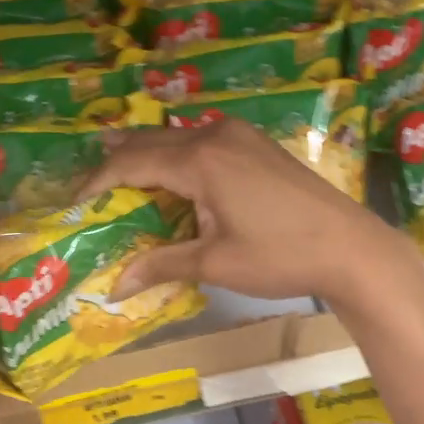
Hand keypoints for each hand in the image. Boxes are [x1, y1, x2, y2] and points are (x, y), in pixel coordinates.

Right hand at [76, 120, 422, 306]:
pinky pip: (203, 143)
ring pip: (178, 139)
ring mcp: (240, 137)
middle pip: (152, 142)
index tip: (74, 202)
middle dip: (118, 161)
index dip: (98, 181)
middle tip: (88, 184)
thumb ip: (162, 265)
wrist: (348, 247)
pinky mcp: (257, 147)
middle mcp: (215, 136)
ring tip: (119, 174)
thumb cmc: (279, 257)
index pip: (132, 162)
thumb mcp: (215, 263)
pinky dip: (177, 158)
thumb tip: (115, 287)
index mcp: (200, 160)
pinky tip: (172, 178)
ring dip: (148, 156)